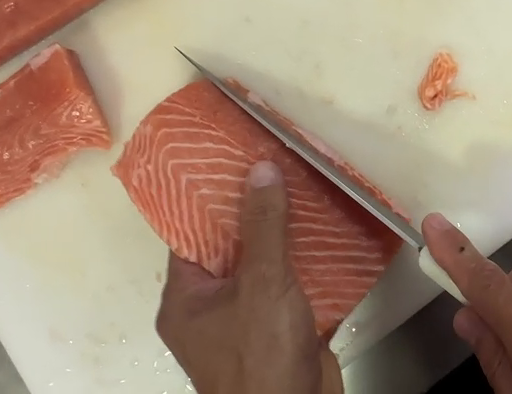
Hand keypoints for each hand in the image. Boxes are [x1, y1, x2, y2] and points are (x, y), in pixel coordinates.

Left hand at [155, 161, 340, 393]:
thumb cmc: (262, 355)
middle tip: (277, 159)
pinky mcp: (278, 325)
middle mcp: (209, 306)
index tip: (234, 155)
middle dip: (254, 206)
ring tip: (304, 181)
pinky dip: (302, 254)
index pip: (192, 234)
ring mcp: (245, 318)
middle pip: (230, 244)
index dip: (212, 195)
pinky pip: (286, 279)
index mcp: (186, 299)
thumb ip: (263, 225)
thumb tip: (258, 167)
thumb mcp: (262, 283)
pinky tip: (324, 225)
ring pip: (261, 260)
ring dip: (283, 228)